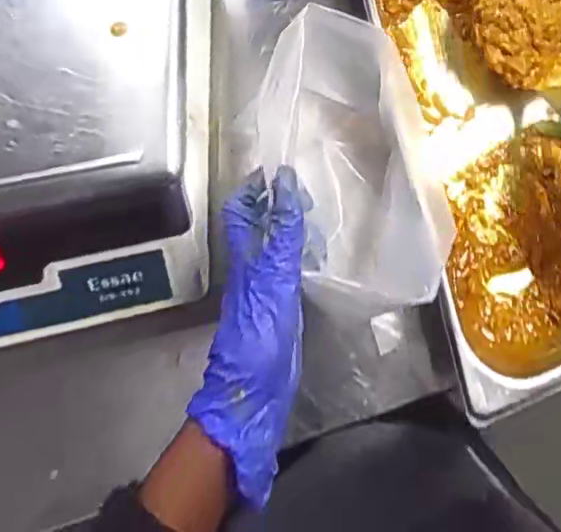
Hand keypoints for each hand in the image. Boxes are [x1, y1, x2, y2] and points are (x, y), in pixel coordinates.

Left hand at [184, 167, 306, 508]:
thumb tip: (283, 180)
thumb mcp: (274, 274)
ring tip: (317, 218)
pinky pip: (289, 266)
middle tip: (305, 193)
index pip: (240, 209)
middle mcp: (251, 266)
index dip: (252, 187)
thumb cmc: (260, 331)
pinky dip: (302, 252)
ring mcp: (264, 287)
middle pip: (258, 223)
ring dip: (291, 226)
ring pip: (274, 243)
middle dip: (276, 203)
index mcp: (245, 255)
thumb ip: (282, 230)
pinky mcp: (279, 305)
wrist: (255, 392)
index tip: (276, 169)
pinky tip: (320, 255)